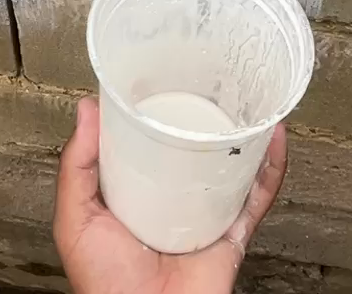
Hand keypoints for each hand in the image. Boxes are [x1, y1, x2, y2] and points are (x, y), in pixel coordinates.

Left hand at [54, 96, 288, 293]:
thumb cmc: (107, 287)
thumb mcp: (77, 222)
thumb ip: (77, 168)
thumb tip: (86, 110)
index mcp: (137, 193)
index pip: (146, 142)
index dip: (152, 110)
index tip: (157, 78)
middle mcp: (173, 199)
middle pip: (193, 148)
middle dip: (202, 115)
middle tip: (205, 80)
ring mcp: (205, 214)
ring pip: (230, 165)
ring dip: (242, 134)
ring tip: (247, 99)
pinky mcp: (232, 232)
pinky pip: (257, 196)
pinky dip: (270, 168)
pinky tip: (274, 138)